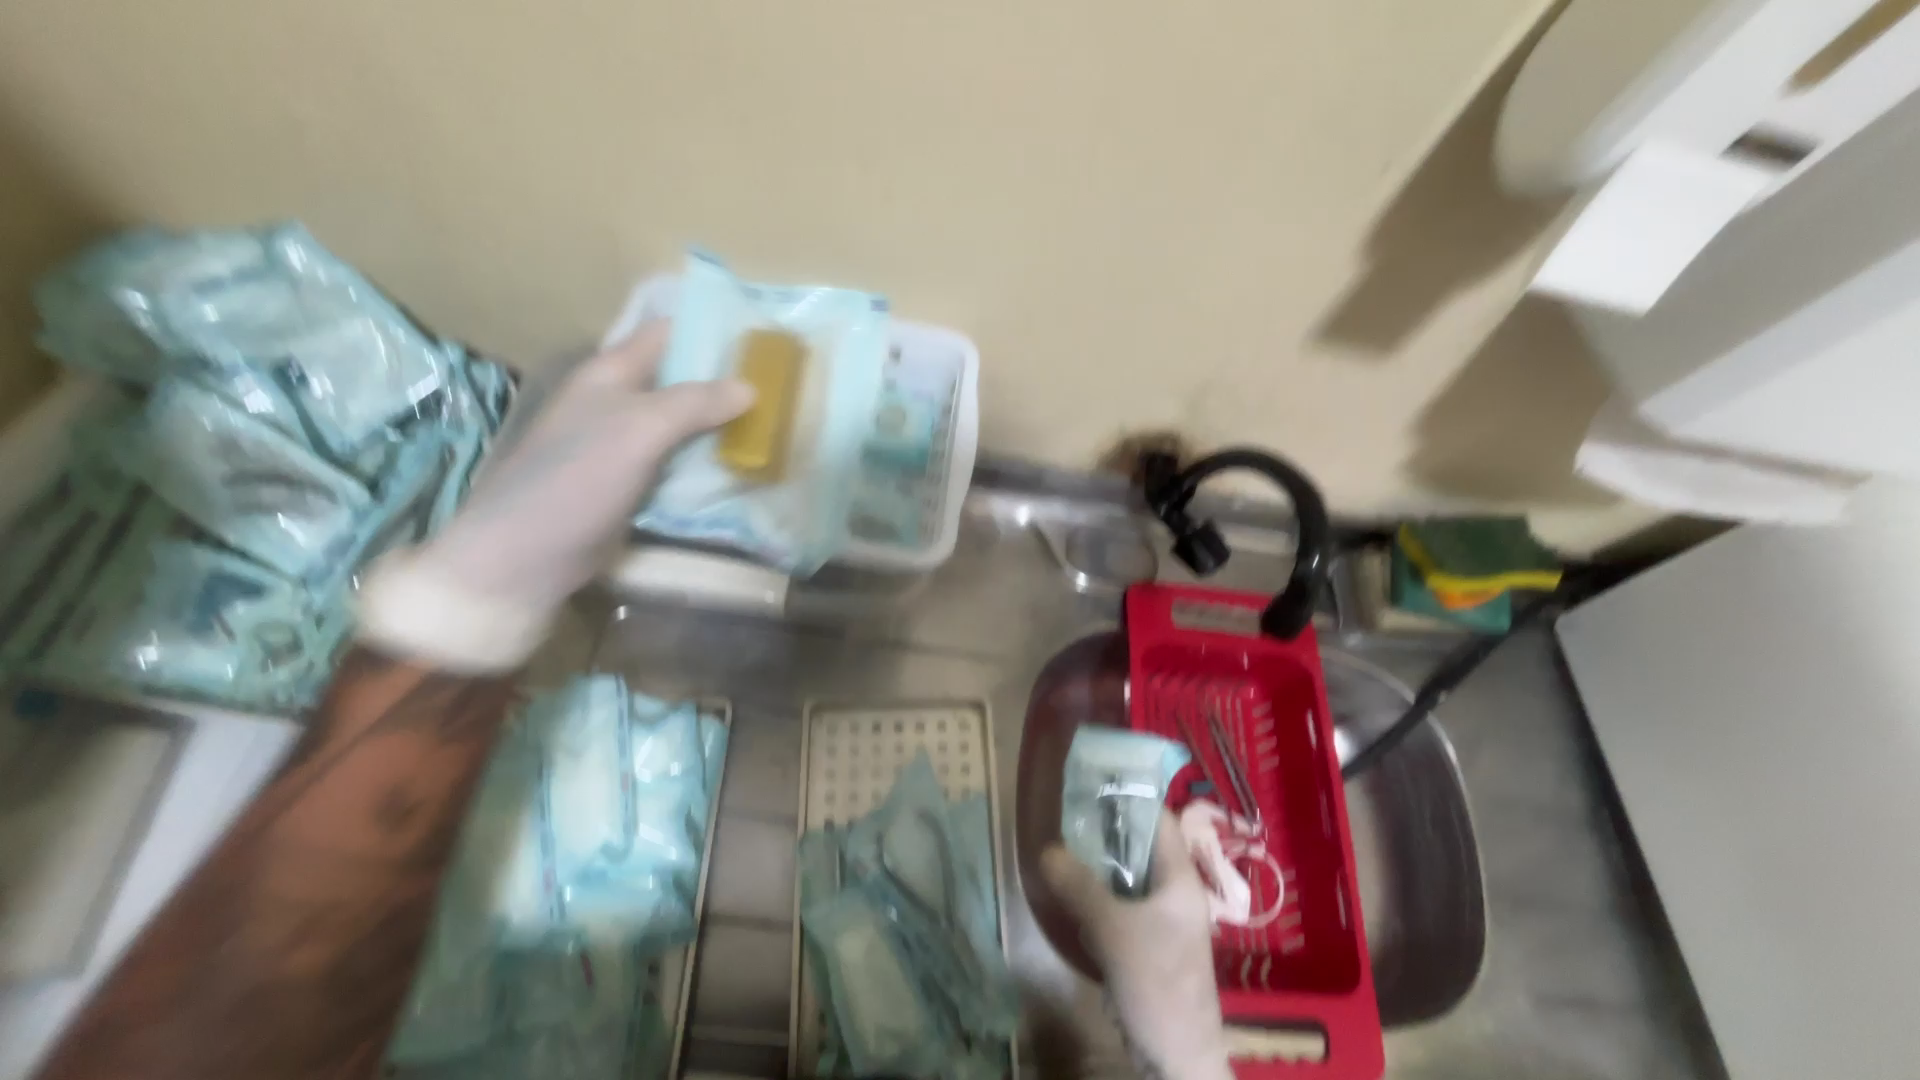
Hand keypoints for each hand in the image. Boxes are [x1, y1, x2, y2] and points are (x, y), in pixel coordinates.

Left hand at [358, 321, 751, 670]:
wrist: (526, 554)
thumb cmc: (577, 479)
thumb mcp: (639, 429)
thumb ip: (694, 403)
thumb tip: (750, 386)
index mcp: (612, 374)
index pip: (667, 333)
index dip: (710, 330)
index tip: (762, 339)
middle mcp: (619, 402)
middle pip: (680, 380)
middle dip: (725, 382)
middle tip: (781, 390)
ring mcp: (624, 446)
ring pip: (682, 425)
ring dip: (720, 426)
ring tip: (773, 427)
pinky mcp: (631, 485)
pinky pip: (678, 463)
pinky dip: (706, 463)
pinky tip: (739, 468)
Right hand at [1043, 810, 1233, 1079]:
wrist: (1177, 1054)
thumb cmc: (1156, 980)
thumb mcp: (1113, 929)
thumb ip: (1079, 885)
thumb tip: (1045, 848)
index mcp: (1180, 878)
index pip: (1159, 819)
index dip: (1128, 797)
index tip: (1088, 782)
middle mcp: (1175, 891)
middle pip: (1140, 846)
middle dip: (1103, 830)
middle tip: (1062, 813)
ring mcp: (1162, 919)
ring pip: (1127, 877)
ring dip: (1097, 864)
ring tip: (1059, 846)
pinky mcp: (1147, 944)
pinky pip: (1121, 905)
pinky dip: (1098, 894)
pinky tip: (1069, 892)